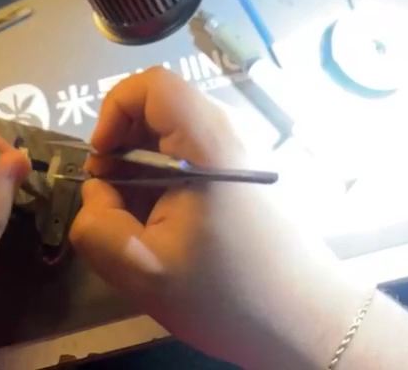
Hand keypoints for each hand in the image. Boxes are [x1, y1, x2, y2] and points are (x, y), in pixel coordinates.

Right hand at [68, 69, 366, 369]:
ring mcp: (241, 148)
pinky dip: (168, 179)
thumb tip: (97, 195)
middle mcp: (227, 129)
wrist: (310, 324)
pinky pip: (193, 153)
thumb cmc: (230, 294)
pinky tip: (171, 226)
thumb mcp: (146, 271)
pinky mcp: (246, 171)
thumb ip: (98, 227)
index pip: (150, 83)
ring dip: (143, 168)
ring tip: (144, 222)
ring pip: (172, 133)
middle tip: (117, 202)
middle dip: (124, 148)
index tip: (103, 161)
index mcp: (207, 139)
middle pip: (158, 107)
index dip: (114, 111)